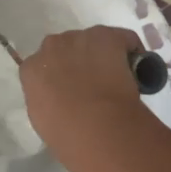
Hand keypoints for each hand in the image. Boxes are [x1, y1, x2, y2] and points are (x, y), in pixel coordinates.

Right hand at [19, 26, 161, 171]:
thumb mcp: (43, 122)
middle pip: (64, 48)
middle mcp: (53, 46)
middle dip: (76, 61)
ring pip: (91, 42)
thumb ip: (46, 101)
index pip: (41, 66)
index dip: (57, 77)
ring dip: (100, 54)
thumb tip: (58, 98)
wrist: (98, 127)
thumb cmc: (67, 135)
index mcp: (32, 69)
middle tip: (91, 84)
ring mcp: (81, 38)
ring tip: (115, 78)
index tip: (68, 92)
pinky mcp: (109, 36)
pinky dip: (129, 50)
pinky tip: (138, 71)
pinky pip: (122, 39)